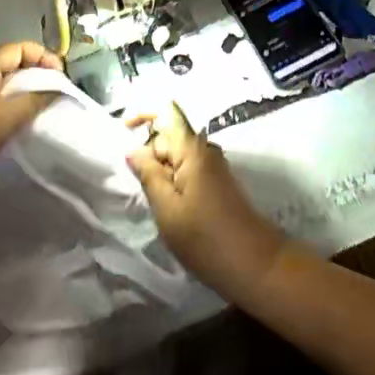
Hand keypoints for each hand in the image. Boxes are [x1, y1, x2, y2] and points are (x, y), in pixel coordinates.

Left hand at [0, 42, 63, 215]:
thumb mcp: (6, 120)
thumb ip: (36, 98)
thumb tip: (60, 87)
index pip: (19, 48)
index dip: (44, 57)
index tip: (62, 78)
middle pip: (9, 62)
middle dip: (35, 73)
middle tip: (56, 92)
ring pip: (0, 81)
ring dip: (22, 90)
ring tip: (41, 105)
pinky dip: (8, 103)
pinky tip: (18, 118)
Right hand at [126, 103, 286, 300]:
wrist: (253, 261)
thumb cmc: (205, 238)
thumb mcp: (167, 210)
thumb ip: (149, 175)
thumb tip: (134, 149)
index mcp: (193, 148)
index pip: (167, 112)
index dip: (143, 114)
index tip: (122, 129)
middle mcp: (205, 149)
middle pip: (170, 134)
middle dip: (147, 150)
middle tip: (130, 181)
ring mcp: (213, 165)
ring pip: (177, 154)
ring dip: (158, 167)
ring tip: (144, 195)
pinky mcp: (216, 182)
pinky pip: (187, 168)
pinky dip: (171, 179)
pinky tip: (163, 202)